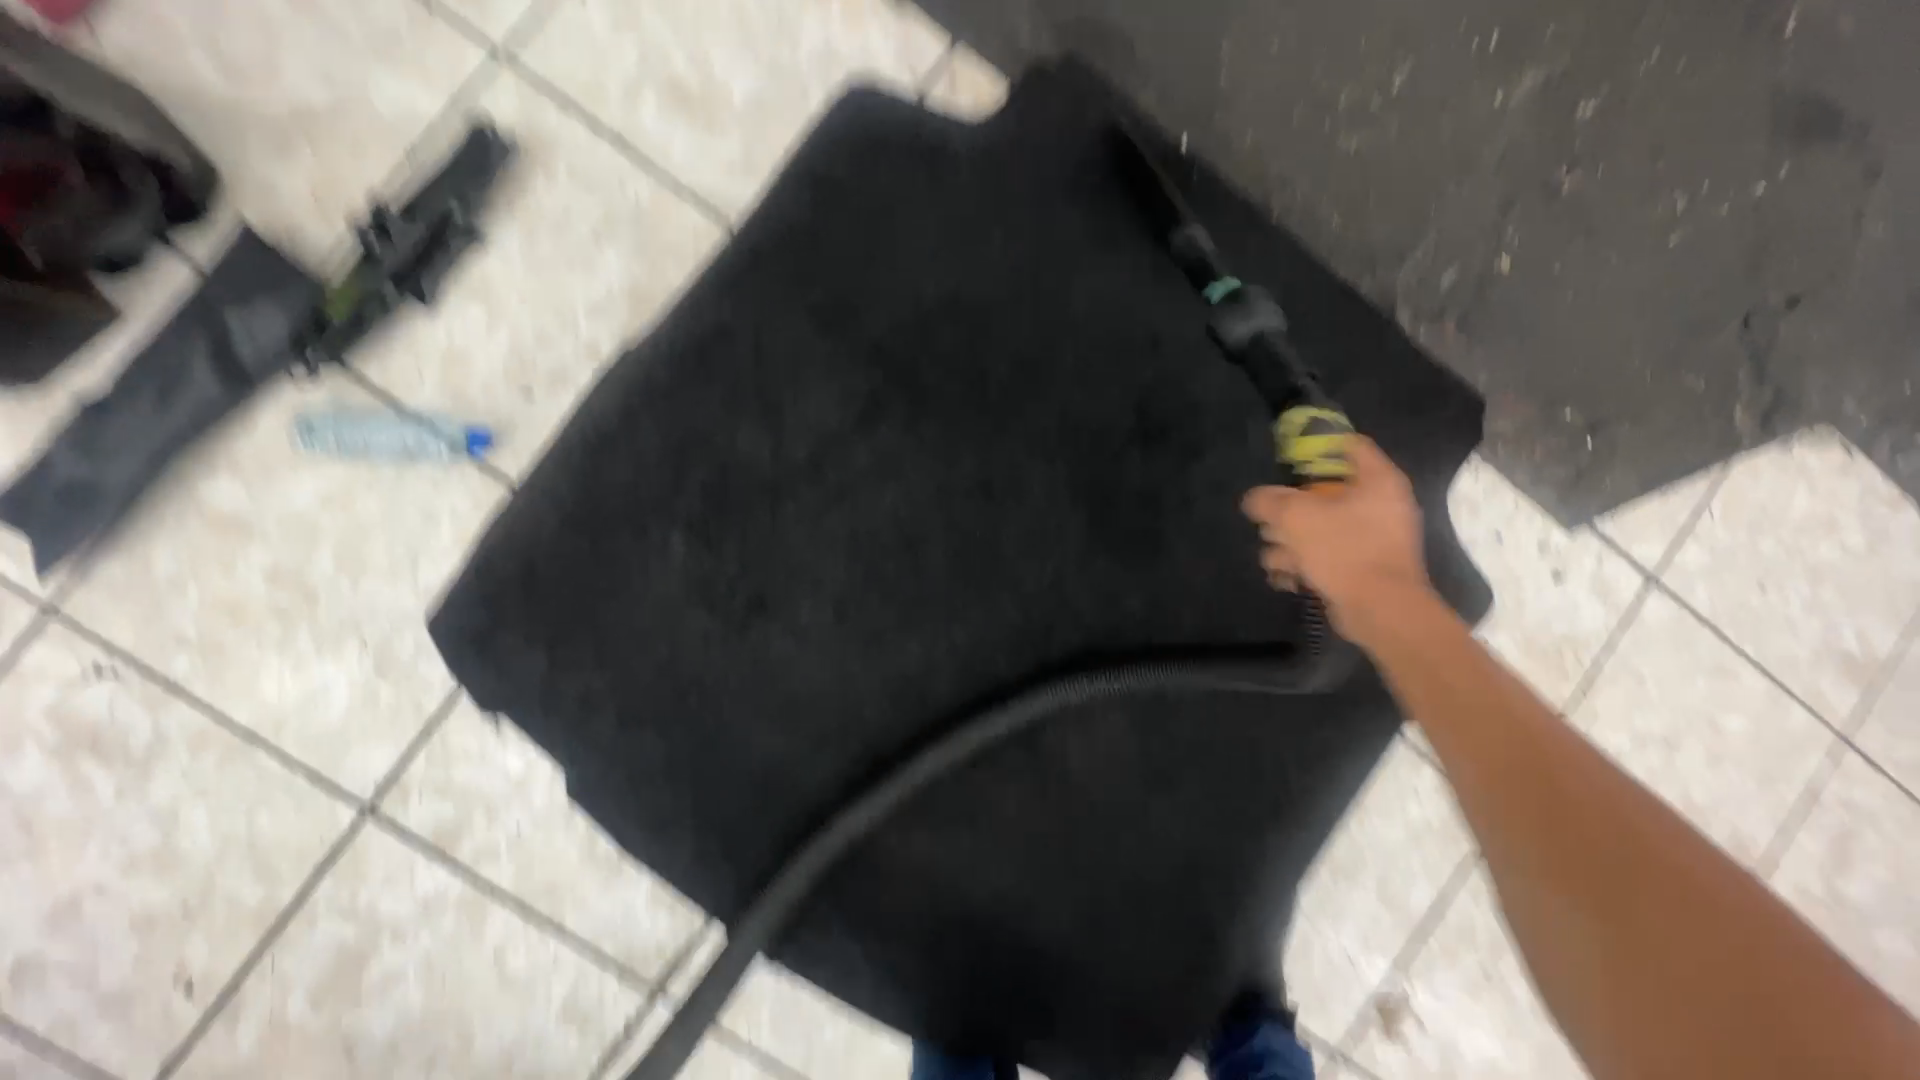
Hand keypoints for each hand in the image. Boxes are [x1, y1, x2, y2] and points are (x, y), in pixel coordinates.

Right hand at [1241, 437, 1434, 646]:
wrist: (1380, 610)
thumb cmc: (1344, 550)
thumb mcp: (1296, 517)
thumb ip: (1269, 501)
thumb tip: (1254, 499)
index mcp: (1377, 480)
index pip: (1349, 445)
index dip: (1316, 446)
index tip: (1286, 458)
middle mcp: (1379, 505)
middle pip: (1322, 493)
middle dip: (1289, 513)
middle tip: (1272, 524)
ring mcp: (1371, 539)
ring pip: (1317, 529)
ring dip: (1289, 546)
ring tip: (1279, 561)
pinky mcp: (1360, 568)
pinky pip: (1324, 557)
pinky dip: (1304, 567)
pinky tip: (1288, 580)